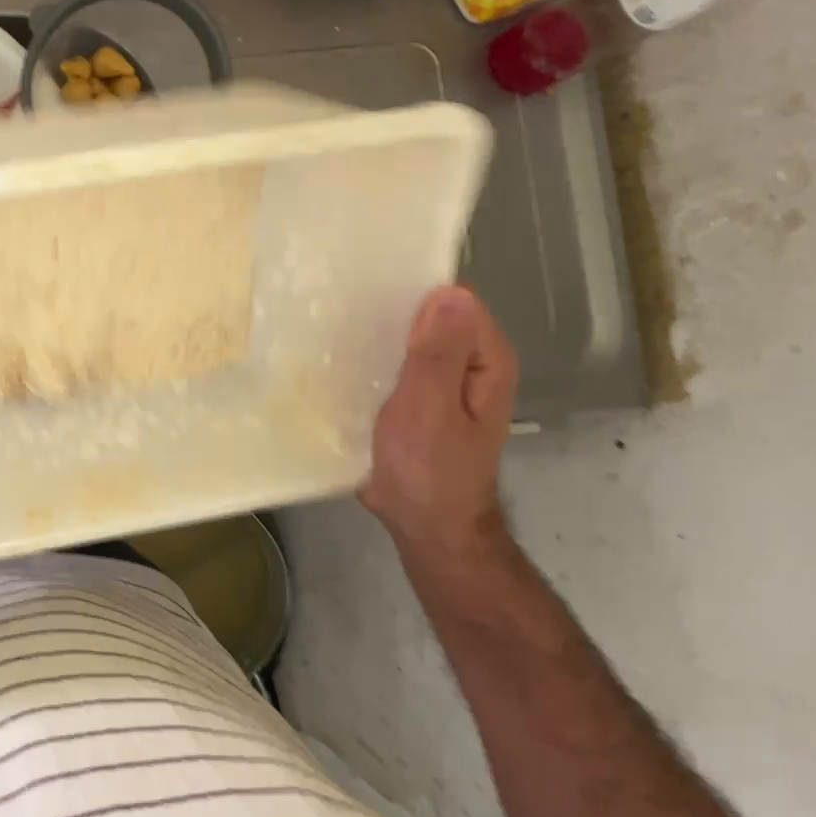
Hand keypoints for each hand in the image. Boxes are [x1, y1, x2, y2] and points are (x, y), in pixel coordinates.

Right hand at [361, 286, 518, 546]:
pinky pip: (394, 370)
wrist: (425, 526)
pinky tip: (339, 364)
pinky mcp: (415, 404)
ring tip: (329, 329)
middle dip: (390, 314)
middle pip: (430, 321)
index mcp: (486, 362)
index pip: (456, 303)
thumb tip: (448, 293)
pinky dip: (371, 365)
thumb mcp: (428, 408)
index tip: (368, 290)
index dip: (415, 293)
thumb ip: (437, 353)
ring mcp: (442, 387)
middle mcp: (470, 368)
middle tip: (337, 308)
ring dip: (376, 340)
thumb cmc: (429, 469)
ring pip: (408, 346)